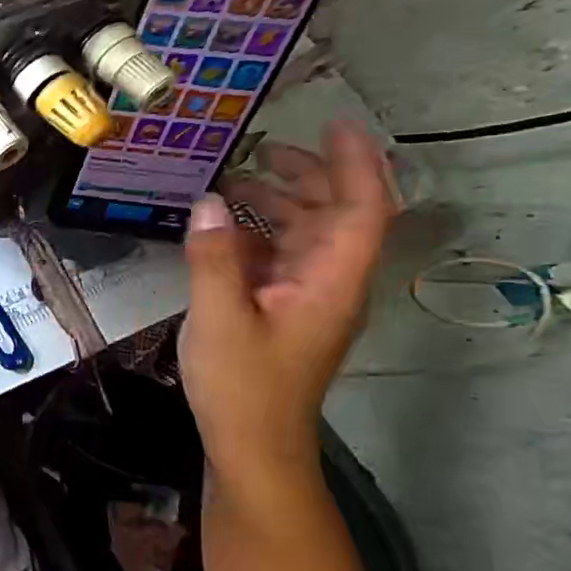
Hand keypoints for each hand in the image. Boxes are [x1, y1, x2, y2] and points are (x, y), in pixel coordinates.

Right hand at [178, 121, 395, 486]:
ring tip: (230, 182)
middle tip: (259, 149)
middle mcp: (330, 284)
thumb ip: (214, 256)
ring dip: (276, 203)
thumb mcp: (219, 318)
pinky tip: (220, 229)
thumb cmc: (243, 387)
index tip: (333, 124)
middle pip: (335, 215)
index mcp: (331, 283)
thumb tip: (207, 201)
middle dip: (306, 175)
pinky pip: (279, 258)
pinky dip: (254, 235)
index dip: (355, 163)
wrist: (252, 446)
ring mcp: (308, 298)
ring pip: (305, 235)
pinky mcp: (284, 311)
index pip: (362, 209)